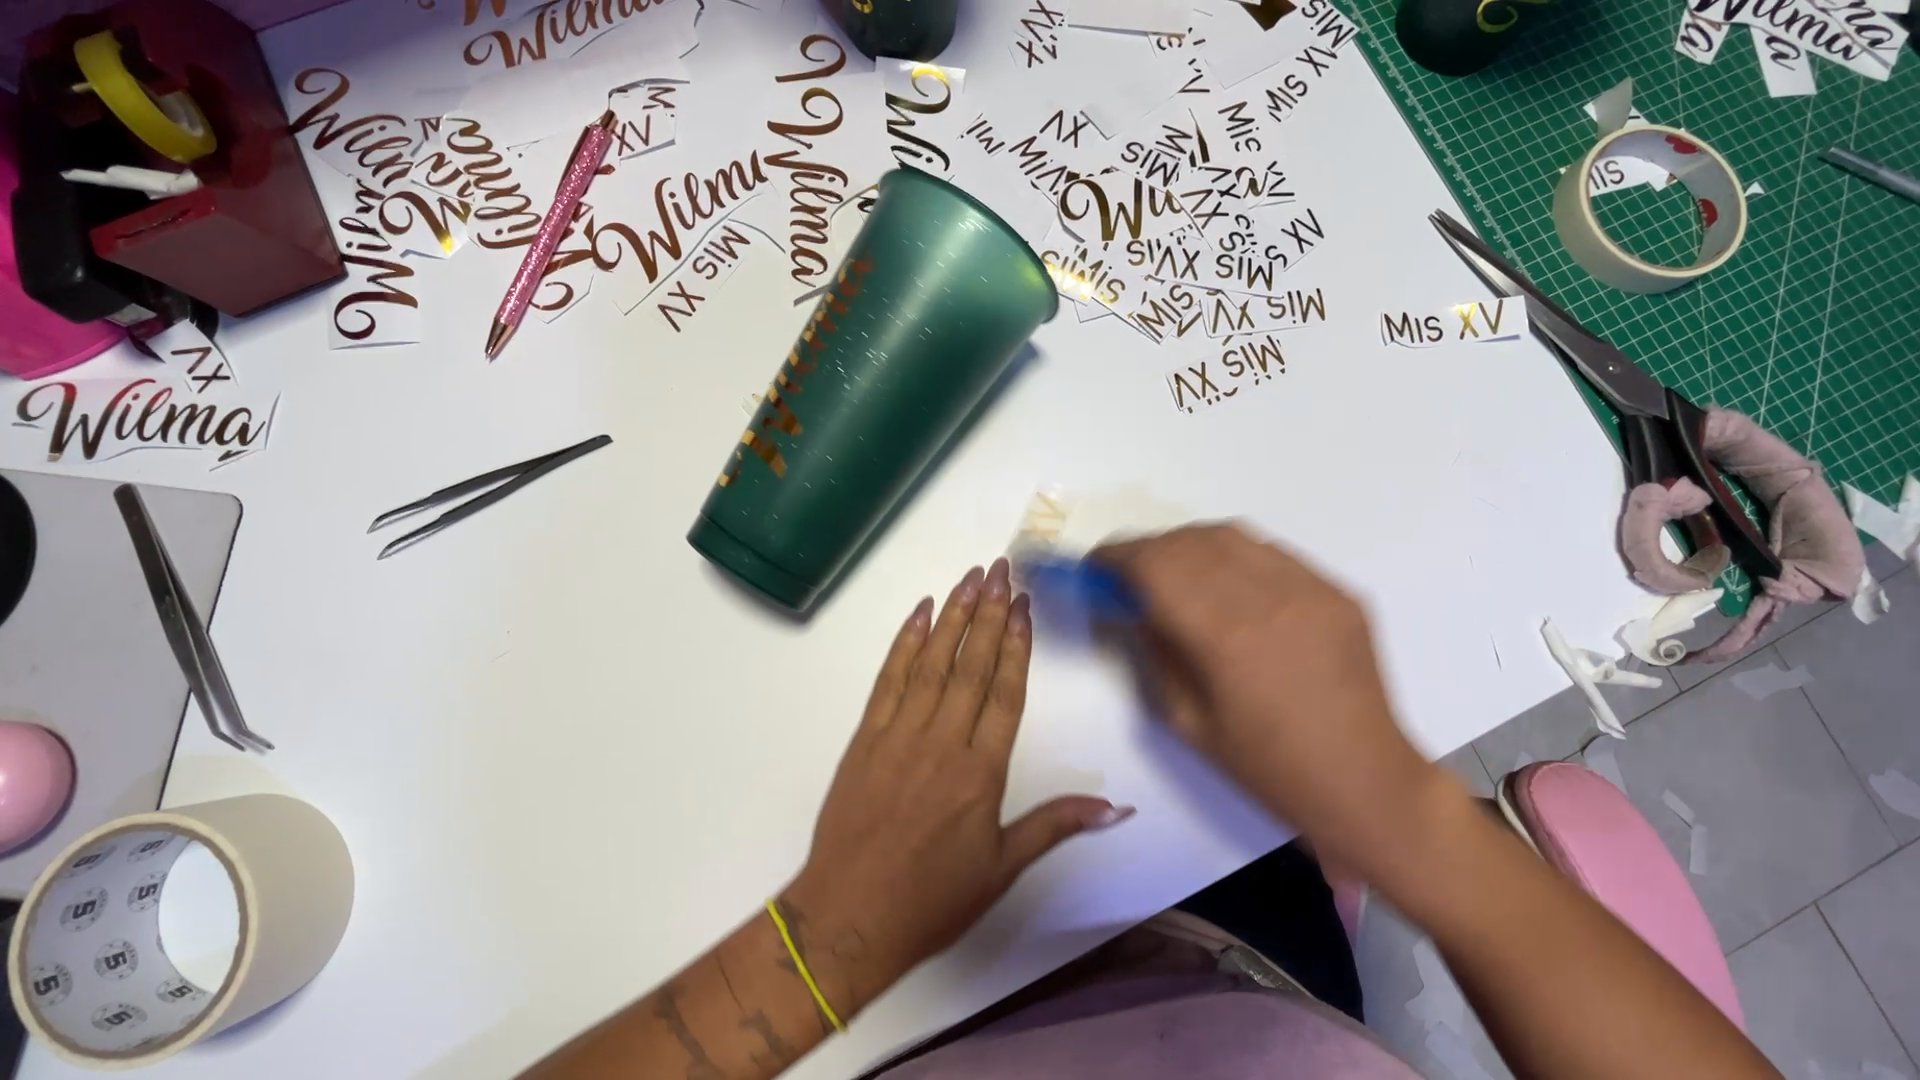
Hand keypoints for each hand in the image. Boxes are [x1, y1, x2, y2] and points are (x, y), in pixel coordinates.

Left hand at [783, 558, 1131, 1018]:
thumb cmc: (932, 899)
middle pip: (972, 667)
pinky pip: (888, 680)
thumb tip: (1118, 806)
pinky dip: (904, 643)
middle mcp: (943, 743)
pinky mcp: (864, 737)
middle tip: (1001, 570)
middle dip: (989, 615)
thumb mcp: (1002, 868)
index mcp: (981, 773)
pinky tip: (920, 613)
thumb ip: (1055, 824)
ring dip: (953, 617)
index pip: (1006, 694)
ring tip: (970, 578)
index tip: (1024, 607)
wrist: (849, 916)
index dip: (1017, 646)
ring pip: (932, 664)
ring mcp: (899, 735)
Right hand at [1095, 523, 1449, 875]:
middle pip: (1190, 541)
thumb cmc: (1266, 767)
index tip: (1095, 565)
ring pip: (1232, 536)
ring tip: (1174, 571)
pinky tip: (1227, 585)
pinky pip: (1272, 553)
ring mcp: (1311, 587)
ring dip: (1189, 544)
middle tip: (1128, 572)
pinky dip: (1234, 557)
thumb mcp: (1187, 719)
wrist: (1365, 781)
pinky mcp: (1338, 591)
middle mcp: (1269, 596)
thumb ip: (1156, 652)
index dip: (1117, 556)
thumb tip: (1134, 608)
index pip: (1156, 565)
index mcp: (1225, 635)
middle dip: (1149, 548)